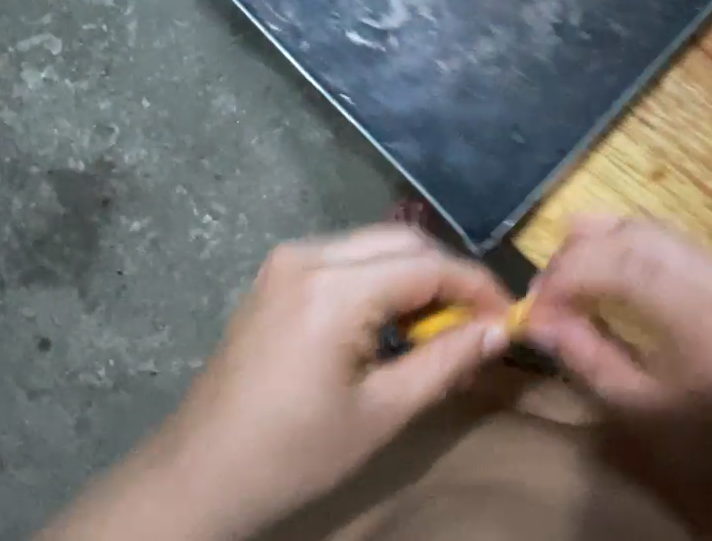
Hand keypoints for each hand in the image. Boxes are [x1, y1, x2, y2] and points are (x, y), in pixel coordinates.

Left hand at [104, 225, 513, 537]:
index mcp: (334, 290)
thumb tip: (498, 330)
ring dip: (415, 272)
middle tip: (478, 320)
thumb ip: (445, 362)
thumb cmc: (295, 452)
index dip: (476, 286)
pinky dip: (381, 276)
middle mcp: (309, 255)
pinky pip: (346, 255)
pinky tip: (394, 316)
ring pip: (374, 243)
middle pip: (402, 241)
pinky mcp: (277, 270)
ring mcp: (287, 257)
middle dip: (448, 274)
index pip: (427, 265)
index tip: (509, 315)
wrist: (202, 470)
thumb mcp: (381, 413)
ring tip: (442, 321)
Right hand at [525, 217, 711, 539]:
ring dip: (606, 246)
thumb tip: (538, 315)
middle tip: (545, 285)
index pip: (625, 265)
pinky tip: (608, 271)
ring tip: (567, 276)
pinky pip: (679, 248)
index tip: (534, 300)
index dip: (569, 272)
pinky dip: (635, 253)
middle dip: (582, 252)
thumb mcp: (644, 422)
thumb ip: (587, 357)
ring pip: (659, 233)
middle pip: (641, 236)